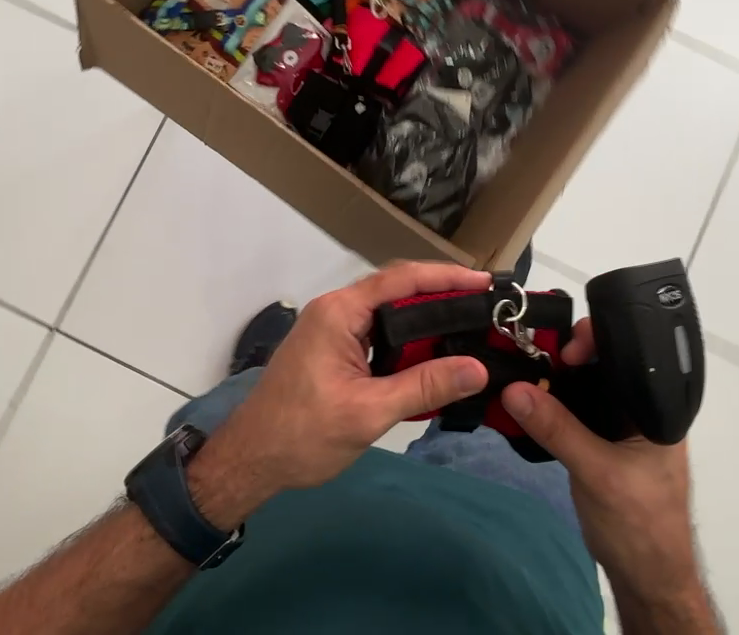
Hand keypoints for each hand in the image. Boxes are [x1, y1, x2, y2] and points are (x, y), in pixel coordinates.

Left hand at [188, 263, 491, 526]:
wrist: (252, 460)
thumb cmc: (304, 434)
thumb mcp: (369, 412)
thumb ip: (424, 387)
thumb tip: (478, 368)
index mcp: (340, 312)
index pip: (401, 279)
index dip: (446, 277)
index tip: (485, 283)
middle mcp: (336, 310)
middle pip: (397, 291)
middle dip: (441, 298)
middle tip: (486, 310)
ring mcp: (333, 329)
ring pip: (389, 315)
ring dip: (426, 323)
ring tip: (470, 331)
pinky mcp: (334, 350)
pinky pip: (378, 335)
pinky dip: (407, 344)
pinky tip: (434, 359)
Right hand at [502, 320, 715, 630]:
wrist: (646, 580)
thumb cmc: (639, 525)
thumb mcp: (597, 473)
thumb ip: (557, 429)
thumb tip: (512, 389)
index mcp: (656, 406)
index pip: (628, 353)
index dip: (594, 340)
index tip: (561, 349)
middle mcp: (639, 408)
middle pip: (601, 365)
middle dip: (565, 355)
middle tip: (529, 355)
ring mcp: (619, 426)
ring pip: (584, 386)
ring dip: (554, 379)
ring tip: (521, 371)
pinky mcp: (600, 441)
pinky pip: (574, 409)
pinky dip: (551, 402)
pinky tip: (526, 400)